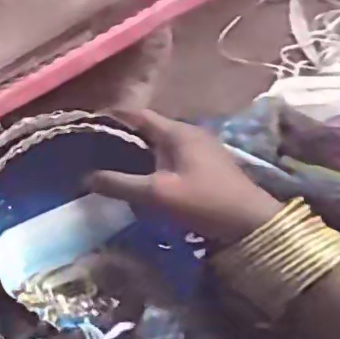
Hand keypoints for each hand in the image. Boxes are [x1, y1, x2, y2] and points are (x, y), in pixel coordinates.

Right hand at [87, 109, 281, 242]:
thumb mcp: (156, 194)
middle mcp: (188, 132)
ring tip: (110, 160)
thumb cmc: (204, 202)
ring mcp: (200, 147)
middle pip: (146, 127)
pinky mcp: (205, 164)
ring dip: (135, 148)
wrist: (254, 225)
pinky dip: (150, 159)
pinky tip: (139, 174)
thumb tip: (86, 178)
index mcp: (176, 132)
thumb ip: (119, 184)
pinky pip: (169, 153)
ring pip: (158, 141)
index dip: (110, 117)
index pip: (136, 114)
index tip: (86, 125)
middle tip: (93, 146)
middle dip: (120, 134)